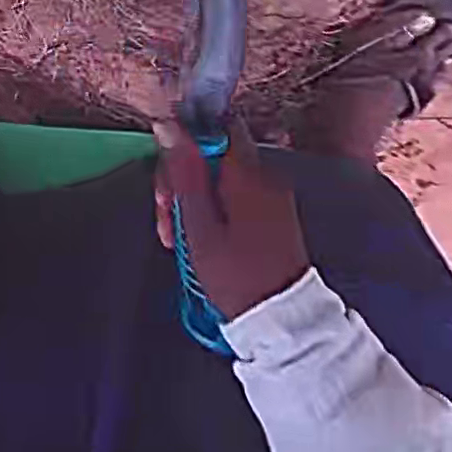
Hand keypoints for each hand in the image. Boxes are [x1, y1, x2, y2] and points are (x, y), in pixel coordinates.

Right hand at [154, 121, 309, 319]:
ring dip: (192, 198)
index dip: (186, 138)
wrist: (285, 326)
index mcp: (247, 173)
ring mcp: (272, 196)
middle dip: (182, 179)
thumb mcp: (198, 223)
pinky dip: (212, 209)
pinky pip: (233, 195)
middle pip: (211, 155)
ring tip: (176, 234)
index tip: (168, 169)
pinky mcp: (273, 215)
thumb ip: (184, 171)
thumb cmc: (236, 273)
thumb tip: (167, 124)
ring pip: (218, 177)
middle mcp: (265, 177)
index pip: (214, 126)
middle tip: (166, 215)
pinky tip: (198, 236)